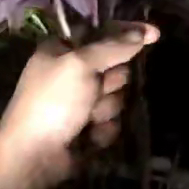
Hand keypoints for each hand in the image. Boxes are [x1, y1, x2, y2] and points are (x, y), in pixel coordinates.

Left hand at [0, 24, 157, 188]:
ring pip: (116, 96)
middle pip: (114, 67)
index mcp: (61, 49)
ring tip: (87, 119)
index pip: (101, 33)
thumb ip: (112, 47)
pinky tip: (89, 137)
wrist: (33, 156)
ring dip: (106, 108)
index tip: (154, 34)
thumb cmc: (52, 101)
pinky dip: (103, 130)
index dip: (126, 34)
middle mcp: (70, 72)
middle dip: (111, 81)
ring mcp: (79, 101)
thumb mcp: (80, 65)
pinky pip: (111, 121)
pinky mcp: (86, 128)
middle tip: (97, 89)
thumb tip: (144, 32)